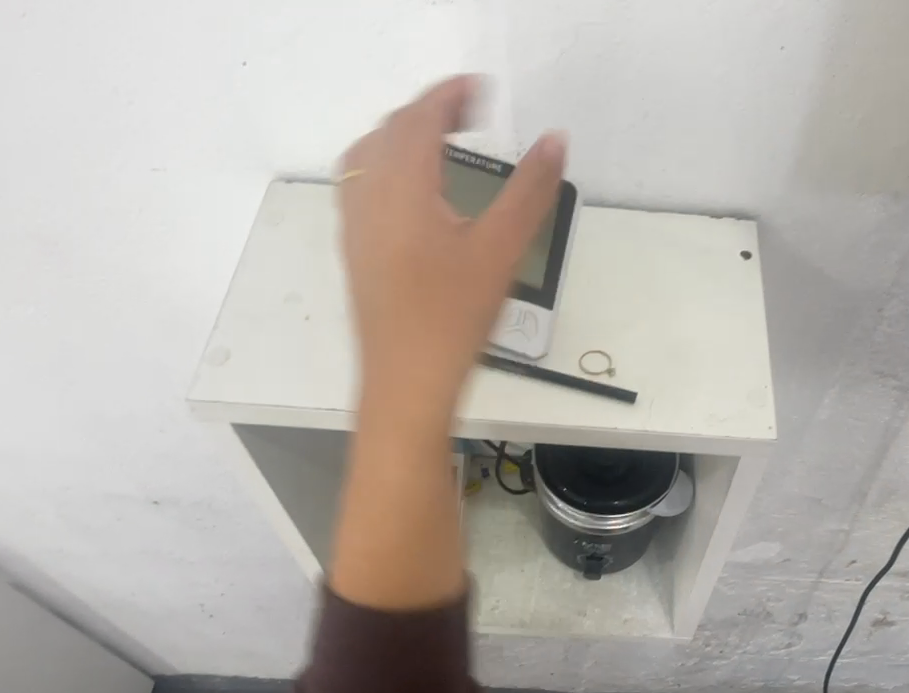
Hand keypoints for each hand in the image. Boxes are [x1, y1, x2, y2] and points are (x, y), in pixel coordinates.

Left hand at [337, 75, 565, 430]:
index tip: (484, 94)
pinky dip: (386, 169)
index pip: (421, 117)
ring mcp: (354, 226)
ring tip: (439, 148)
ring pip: (368, 157)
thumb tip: (554, 141)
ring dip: (402, 138)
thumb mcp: (500, 254)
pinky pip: (361, 188)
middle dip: (429, 113)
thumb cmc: (452, 319)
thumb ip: (530, 193)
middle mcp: (368, 195)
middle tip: (470, 118)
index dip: (451, 96)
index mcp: (402, 186)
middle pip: (391, 130)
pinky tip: (413, 199)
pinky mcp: (354, 253)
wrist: (405, 383)